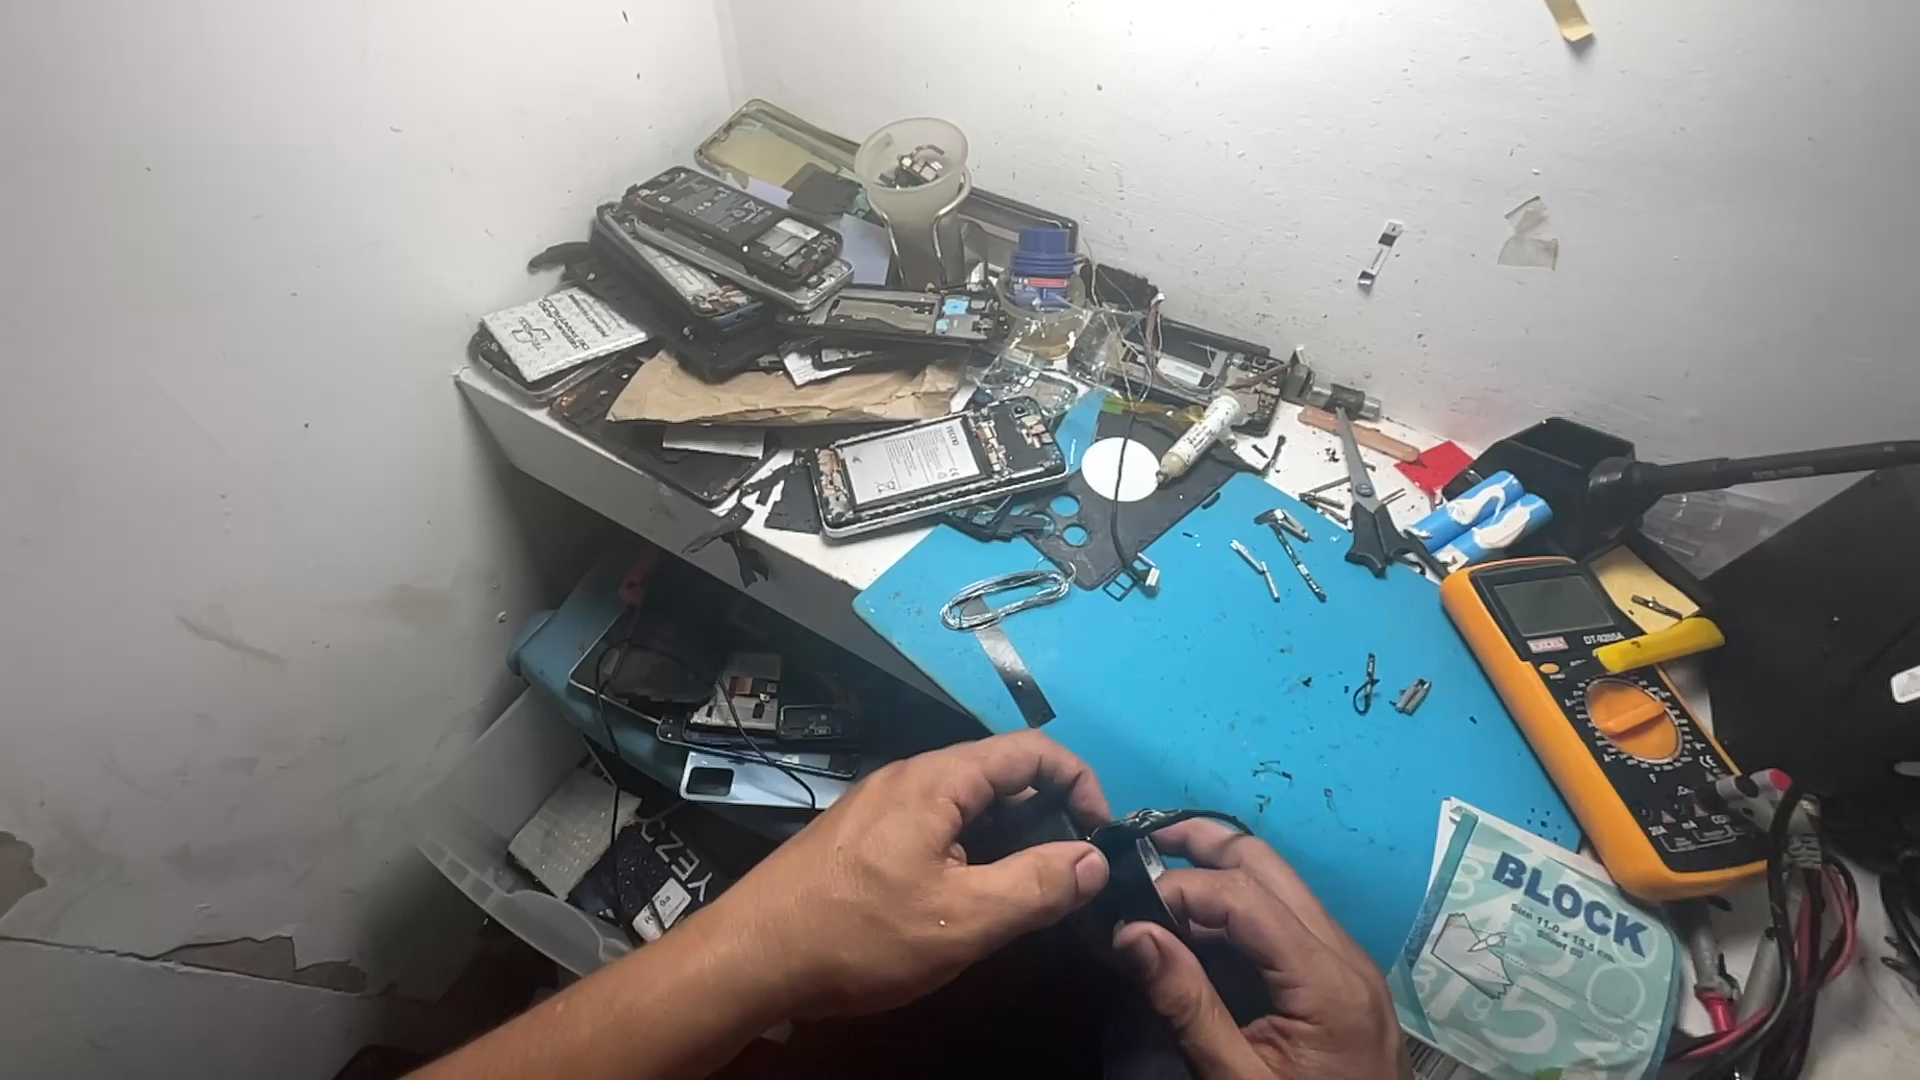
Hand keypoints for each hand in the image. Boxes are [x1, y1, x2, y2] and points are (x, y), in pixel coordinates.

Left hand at [705, 730, 1113, 1017]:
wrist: (752, 956)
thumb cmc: (859, 933)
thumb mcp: (962, 919)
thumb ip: (1036, 886)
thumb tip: (1093, 858)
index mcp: (940, 778)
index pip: (1030, 751)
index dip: (1079, 781)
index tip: (1101, 832)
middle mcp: (914, 775)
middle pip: (1001, 772)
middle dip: (1049, 811)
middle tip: (1072, 868)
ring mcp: (888, 801)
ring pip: (970, 800)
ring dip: (1012, 833)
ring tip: (1031, 886)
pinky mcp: (871, 830)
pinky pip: (940, 821)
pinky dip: (975, 844)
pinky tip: (973, 890)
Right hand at [1113, 821, 1409, 1079]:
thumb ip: (1187, 1007)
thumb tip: (1129, 931)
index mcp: (1328, 981)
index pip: (1242, 894)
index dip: (1181, 887)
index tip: (1130, 908)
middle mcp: (1344, 952)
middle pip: (1265, 862)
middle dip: (1201, 842)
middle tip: (1144, 841)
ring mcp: (1347, 960)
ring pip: (1276, 879)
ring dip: (1217, 865)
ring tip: (1161, 874)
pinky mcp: (1339, 973)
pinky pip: (1284, 912)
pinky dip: (1236, 901)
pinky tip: (1197, 921)